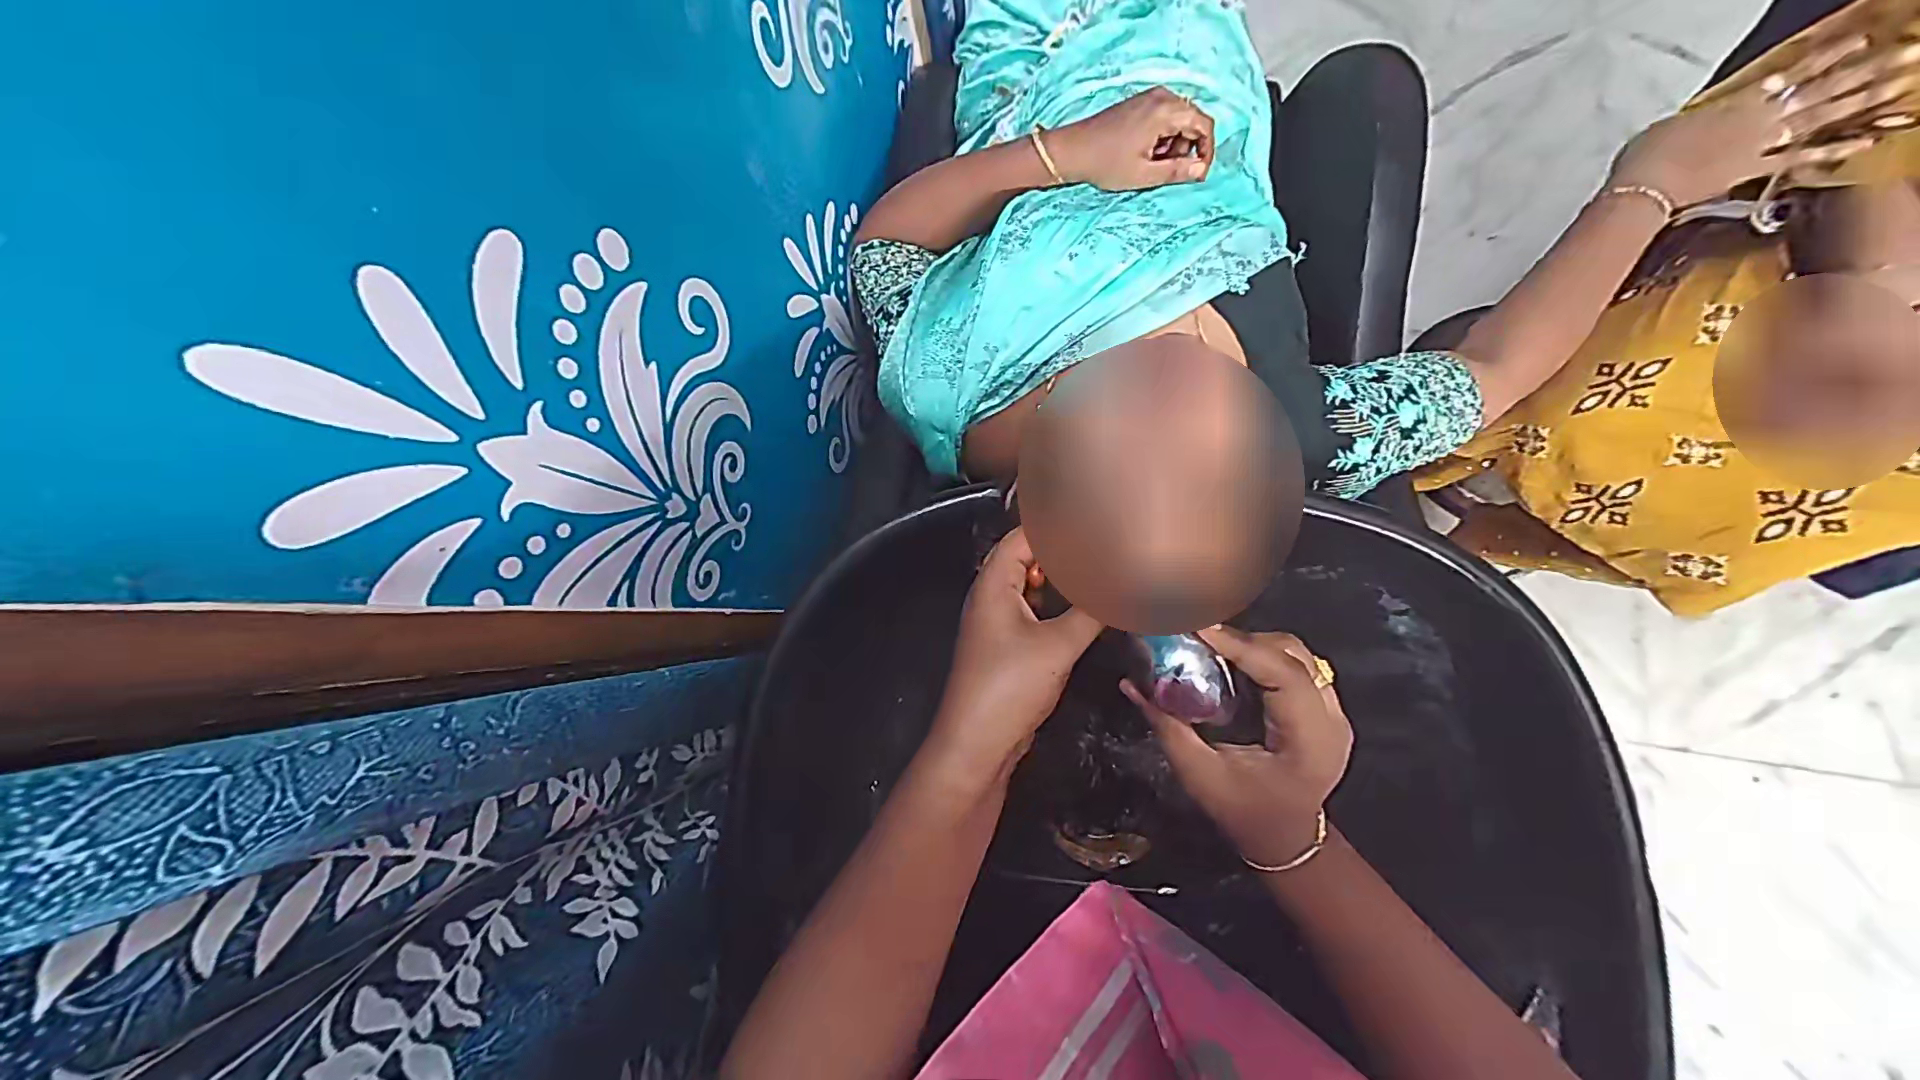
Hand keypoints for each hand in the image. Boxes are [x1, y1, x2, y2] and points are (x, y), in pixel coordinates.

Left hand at [928, 528, 1103, 778]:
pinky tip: (1082, 608)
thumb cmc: (1009, 686)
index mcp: (993, 584)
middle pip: (1025, 558)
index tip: (1092, 521)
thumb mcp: (1058, 645)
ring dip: (1058, 579)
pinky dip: (1054, 604)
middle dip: (1061, 551)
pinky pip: (1032, 611)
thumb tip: (1126, 587)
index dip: (1055, 526)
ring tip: (1098, 570)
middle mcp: (990, 596)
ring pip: (1029, 586)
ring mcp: (996, 621)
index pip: (1022, 536)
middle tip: (1101, 545)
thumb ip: (1093, 612)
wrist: (977, 742)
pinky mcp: (1006, 645)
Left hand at [1045, 86, 1215, 190]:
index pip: (1204, 124)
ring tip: (1150, 163)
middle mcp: (1162, 96)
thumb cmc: (1105, 163)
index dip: (1206, 151)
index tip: (1197, 174)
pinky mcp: (1140, 102)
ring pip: (1179, 120)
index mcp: (1166, 110)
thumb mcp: (1144, 175)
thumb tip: (1200, 170)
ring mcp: (1150, 96)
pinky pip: (1164, 117)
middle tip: (1166, 170)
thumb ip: (1176, 171)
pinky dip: (1161, 136)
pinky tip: (1143, 152)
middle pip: (1193, 120)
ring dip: (1173, 144)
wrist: (1073, 150)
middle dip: (1186, 148)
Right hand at [1122, 626, 1350, 865]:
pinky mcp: (1326, 708)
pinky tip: (1235, 660)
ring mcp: (1335, 713)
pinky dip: (1265, 655)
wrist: (1286, 838)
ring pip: (1299, 654)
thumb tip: (1132, 684)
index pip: (1284, 675)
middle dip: (1245, 640)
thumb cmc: (1244, 812)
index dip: (1242, 646)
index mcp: (1309, 742)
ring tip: (1214, 646)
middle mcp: (1332, 721)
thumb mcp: (1199, 774)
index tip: (1199, 629)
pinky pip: (1298, 665)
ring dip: (1255, 644)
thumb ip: (1168, 727)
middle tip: (1199, 637)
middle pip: (1294, 656)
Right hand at [1609, 35, 1907, 207]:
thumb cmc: (1642, 158)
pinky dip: (1828, 152)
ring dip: (1863, 100)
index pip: (1788, 75)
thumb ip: (1694, 122)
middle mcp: (1755, 120)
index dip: (1824, 57)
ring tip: (1903, 83)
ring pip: (1818, 118)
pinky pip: (1795, 160)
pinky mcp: (1748, 172)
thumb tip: (1700, 122)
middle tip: (1911, 53)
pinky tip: (1863, 144)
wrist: (1639, 189)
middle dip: (1866, 70)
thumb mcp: (1664, 129)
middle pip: (1818, 91)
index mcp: (1732, 105)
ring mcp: (1756, 146)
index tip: (1858, 39)